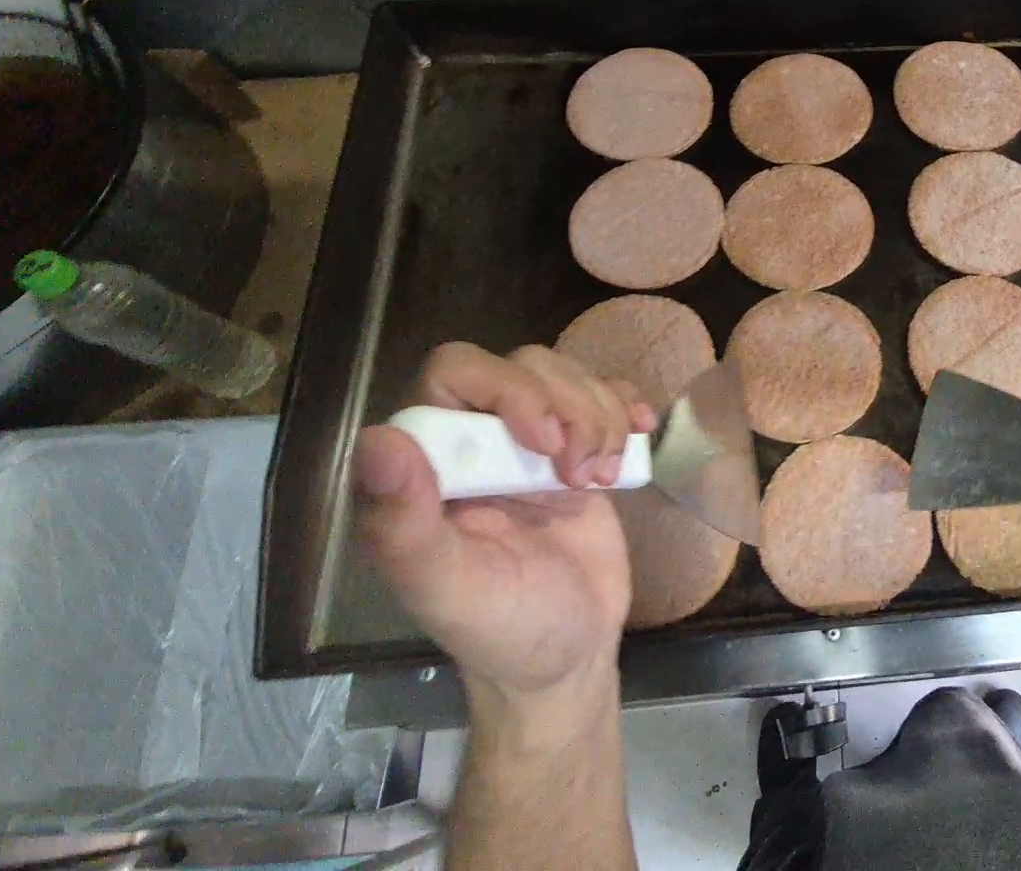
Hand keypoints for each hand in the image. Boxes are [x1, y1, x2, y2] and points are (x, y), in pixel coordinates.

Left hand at [354, 343, 656, 713]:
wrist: (572, 655)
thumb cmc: (503, 630)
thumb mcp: (449, 591)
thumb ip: (405, 525)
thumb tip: (379, 442)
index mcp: (433, 464)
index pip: (457, 373)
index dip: (506, 389)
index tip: (545, 441)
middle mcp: (481, 440)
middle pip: (526, 365)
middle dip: (570, 407)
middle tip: (582, 475)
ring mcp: (537, 445)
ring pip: (571, 375)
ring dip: (602, 416)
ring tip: (605, 477)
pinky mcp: (584, 452)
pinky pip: (609, 396)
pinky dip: (630, 406)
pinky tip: (640, 435)